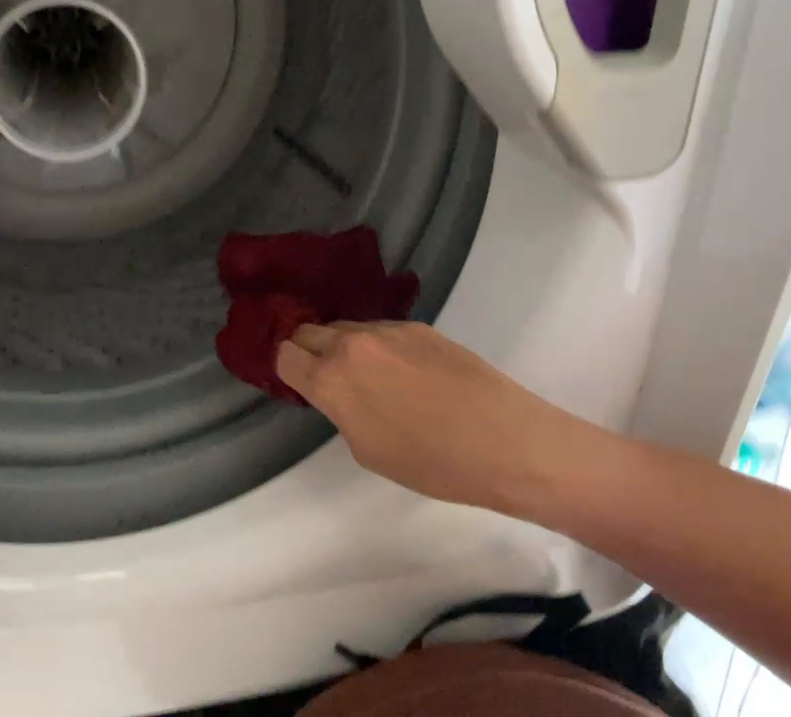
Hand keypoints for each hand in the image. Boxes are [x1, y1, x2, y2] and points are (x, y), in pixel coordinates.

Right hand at [277, 321, 612, 518]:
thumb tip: (338, 391)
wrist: (507, 440)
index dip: (286, 369)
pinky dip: (378, 346)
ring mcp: (388, 330)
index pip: (283, 355)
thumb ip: (340, 410)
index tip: (298, 384)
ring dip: (344, 347)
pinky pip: (381, 330)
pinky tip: (405, 374)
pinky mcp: (419, 326)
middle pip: (308, 331)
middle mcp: (352, 343)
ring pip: (346, 328)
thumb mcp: (367, 450)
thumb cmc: (433, 463)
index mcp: (331, 379)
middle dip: (309, 352)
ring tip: (370, 378)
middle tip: (325, 378)